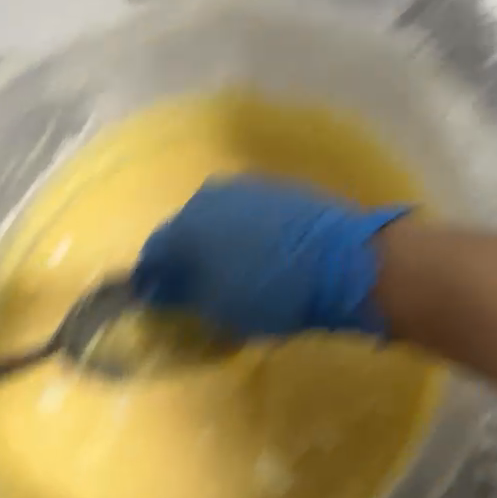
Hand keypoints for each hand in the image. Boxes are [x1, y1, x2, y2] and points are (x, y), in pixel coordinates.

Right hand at [130, 176, 410, 337]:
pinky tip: (260, 253)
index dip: (153, 281)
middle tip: (195, 287)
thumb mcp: (220, 309)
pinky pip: (247, 214)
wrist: (344, 260)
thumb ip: (184, 296)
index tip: (157, 300)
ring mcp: (245, 188)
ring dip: (216, 243)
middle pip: (184, 232)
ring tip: (231, 271)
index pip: (153, 255)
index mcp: (183, 228)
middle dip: (185, 259)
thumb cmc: (271, 292)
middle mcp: (206, 198)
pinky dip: (244, 234)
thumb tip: (162, 289)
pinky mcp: (278, 189)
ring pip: (216, 219)